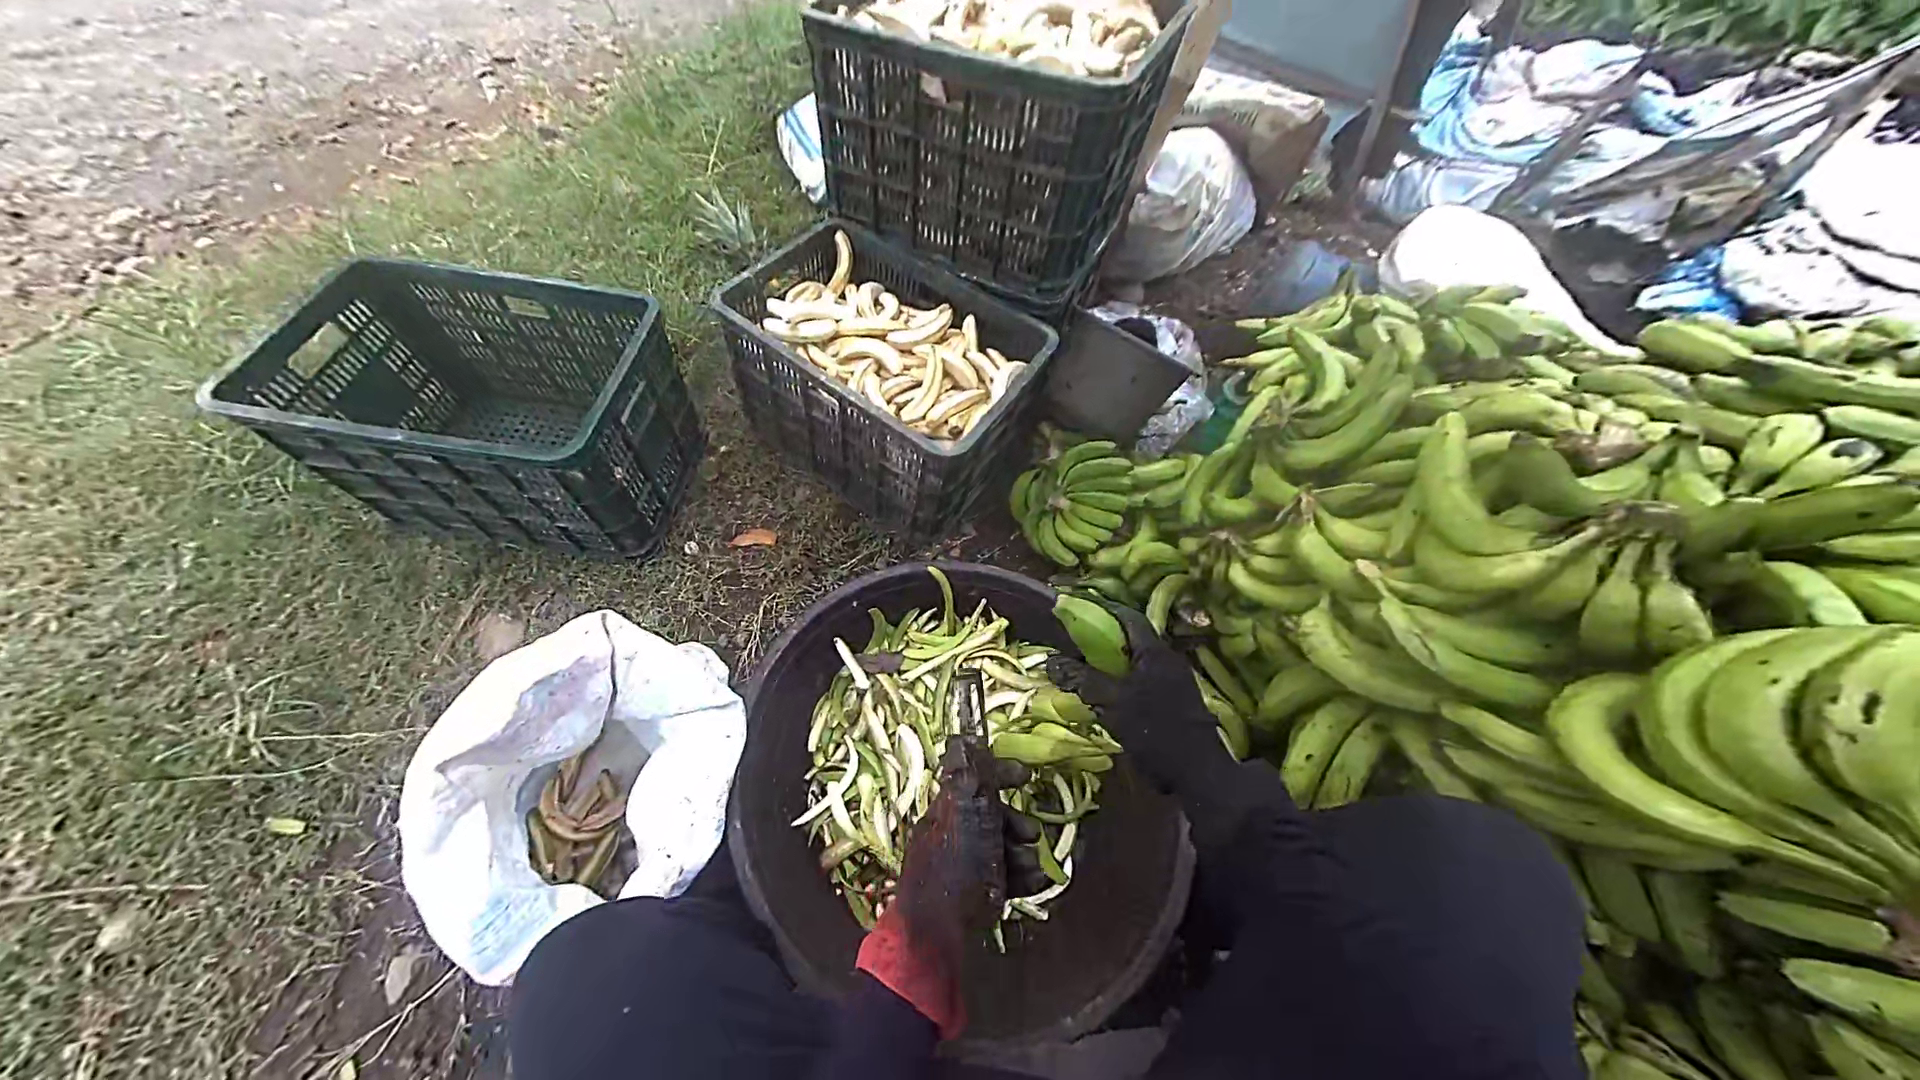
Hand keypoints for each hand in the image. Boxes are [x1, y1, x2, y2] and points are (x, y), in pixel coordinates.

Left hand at [855, 735, 1031, 1038]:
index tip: (1025, 777)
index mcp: (949, 807)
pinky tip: (1031, 884)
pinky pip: (1005, 876)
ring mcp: (964, 864)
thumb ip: (968, 773)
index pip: (975, 778)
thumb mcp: (964, 810)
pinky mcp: (975, 894)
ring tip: (1028, 866)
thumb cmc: (956, 866)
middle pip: (995, 816)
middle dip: (1018, 823)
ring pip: (1004, 847)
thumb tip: (964, 734)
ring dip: (1023, 854)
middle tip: (1029, 834)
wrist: (939, 932)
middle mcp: (954, 832)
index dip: (1001, 772)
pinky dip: (1021, 878)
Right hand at [1047, 602, 1228, 795]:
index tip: (1075, 611)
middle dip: (1100, 641)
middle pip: (1129, 641)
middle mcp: (1166, 661)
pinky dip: (1118, 685)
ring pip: (1133, 665)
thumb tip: (1051, 661)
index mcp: (1155, 652)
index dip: (1101, 610)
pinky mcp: (1170, 705)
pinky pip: (1139, 684)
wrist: (1196, 772)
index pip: (1127, 618)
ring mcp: (1171, 684)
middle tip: (1072, 645)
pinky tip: (1102, 699)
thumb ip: (1082, 679)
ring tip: (1082, 671)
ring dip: (1108, 666)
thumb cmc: (1155, 728)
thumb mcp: (1112, 701)